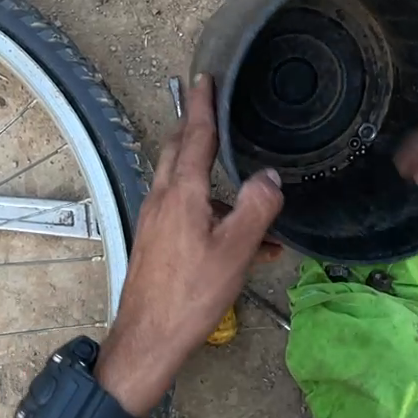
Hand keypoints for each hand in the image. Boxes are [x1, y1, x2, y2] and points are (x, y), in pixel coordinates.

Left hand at [96, 75, 282, 412]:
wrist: (148, 339)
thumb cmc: (191, 294)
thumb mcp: (235, 251)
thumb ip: (256, 208)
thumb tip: (269, 176)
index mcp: (181, 193)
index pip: (193, 135)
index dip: (202, 105)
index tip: (205, 78)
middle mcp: (162, 198)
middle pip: (178, 151)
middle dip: (195, 129)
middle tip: (216, 115)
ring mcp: (154, 220)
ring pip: (181, 182)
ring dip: (208, 175)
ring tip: (246, 192)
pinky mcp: (155, 241)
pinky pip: (183, 210)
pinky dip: (209, 210)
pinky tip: (240, 242)